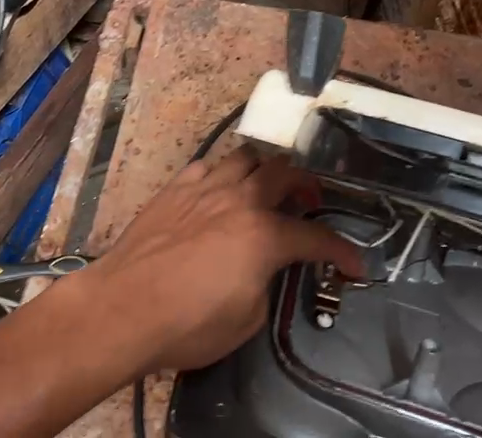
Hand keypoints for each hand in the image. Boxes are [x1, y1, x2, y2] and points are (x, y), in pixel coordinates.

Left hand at [60, 146, 362, 375]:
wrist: (125, 306)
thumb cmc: (189, 323)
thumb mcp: (247, 318)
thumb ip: (267, 281)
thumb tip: (266, 267)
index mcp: (264, 235)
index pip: (316, 237)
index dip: (342, 251)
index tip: (356, 263)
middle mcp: (239, 200)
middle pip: (284, 173)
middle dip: (306, 185)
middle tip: (310, 201)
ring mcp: (205, 187)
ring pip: (246, 158)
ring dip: (263, 170)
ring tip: (265, 189)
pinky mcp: (176, 187)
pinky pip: (208, 166)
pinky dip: (223, 174)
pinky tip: (219, 192)